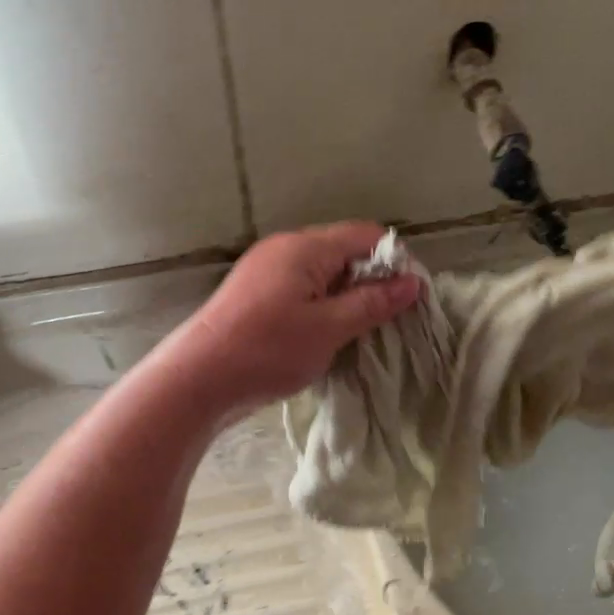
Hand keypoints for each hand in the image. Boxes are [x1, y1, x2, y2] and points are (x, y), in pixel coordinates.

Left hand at [168, 222, 421, 410]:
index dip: (394, 262)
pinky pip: (305, 289)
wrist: (200, 378)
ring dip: (349, 296)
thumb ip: (372, 304)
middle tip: (392, 319)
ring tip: (365, 331)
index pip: (365, 236)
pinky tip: (331, 335)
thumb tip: (412, 283)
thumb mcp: (329, 329)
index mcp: (304, 247)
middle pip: (345, 251)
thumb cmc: (268, 351)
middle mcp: (285, 248)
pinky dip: (326, 306)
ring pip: (324, 272)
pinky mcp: (258, 295)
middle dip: (373, 280)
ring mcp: (268, 271)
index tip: (412, 298)